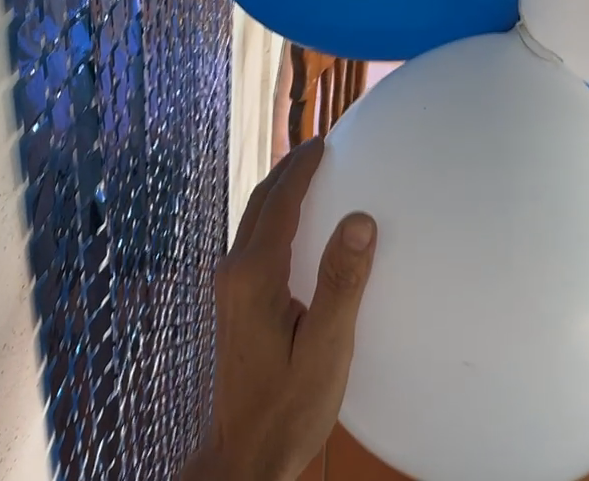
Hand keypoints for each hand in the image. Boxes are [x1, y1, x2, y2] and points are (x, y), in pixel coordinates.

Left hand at [181, 138, 377, 480]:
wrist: (242, 454)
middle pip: (260, 203)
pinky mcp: (233, 301)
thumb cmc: (288, 408)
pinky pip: (254, 240)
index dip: (301, 168)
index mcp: (254, 275)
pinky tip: (296, 225)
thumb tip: (359, 219)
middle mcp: (234, 271)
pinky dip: (275, 216)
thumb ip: (341, 283)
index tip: (323, 140)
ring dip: (279, 191)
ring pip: (253, 219)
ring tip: (309, 173)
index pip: (279, 203)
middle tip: (318, 146)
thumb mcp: (326, 349)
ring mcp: (229, 286)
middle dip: (288, 170)